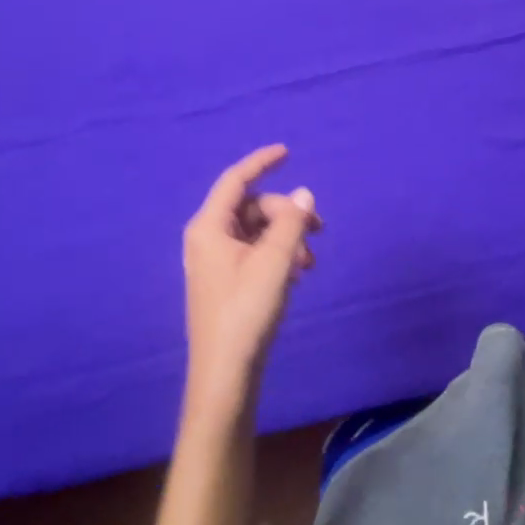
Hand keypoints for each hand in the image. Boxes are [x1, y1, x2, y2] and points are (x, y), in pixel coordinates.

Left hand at [182, 145, 319, 382]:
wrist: (226, 373)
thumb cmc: (246, 311)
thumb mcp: (275, 261)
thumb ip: (292, 222)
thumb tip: (304, 193)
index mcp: (209, 227)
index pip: (235, 180)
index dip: (261, 162)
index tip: (288, 151)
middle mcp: (206, 239)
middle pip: (252, 207)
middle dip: (287, 213)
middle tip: (317, 232)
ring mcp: (214, 262)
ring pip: (256, 231)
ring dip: (287, 237)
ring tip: (308, 264)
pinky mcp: (224, 282)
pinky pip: (254, 251)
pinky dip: (278, 254)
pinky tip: (296, 276)